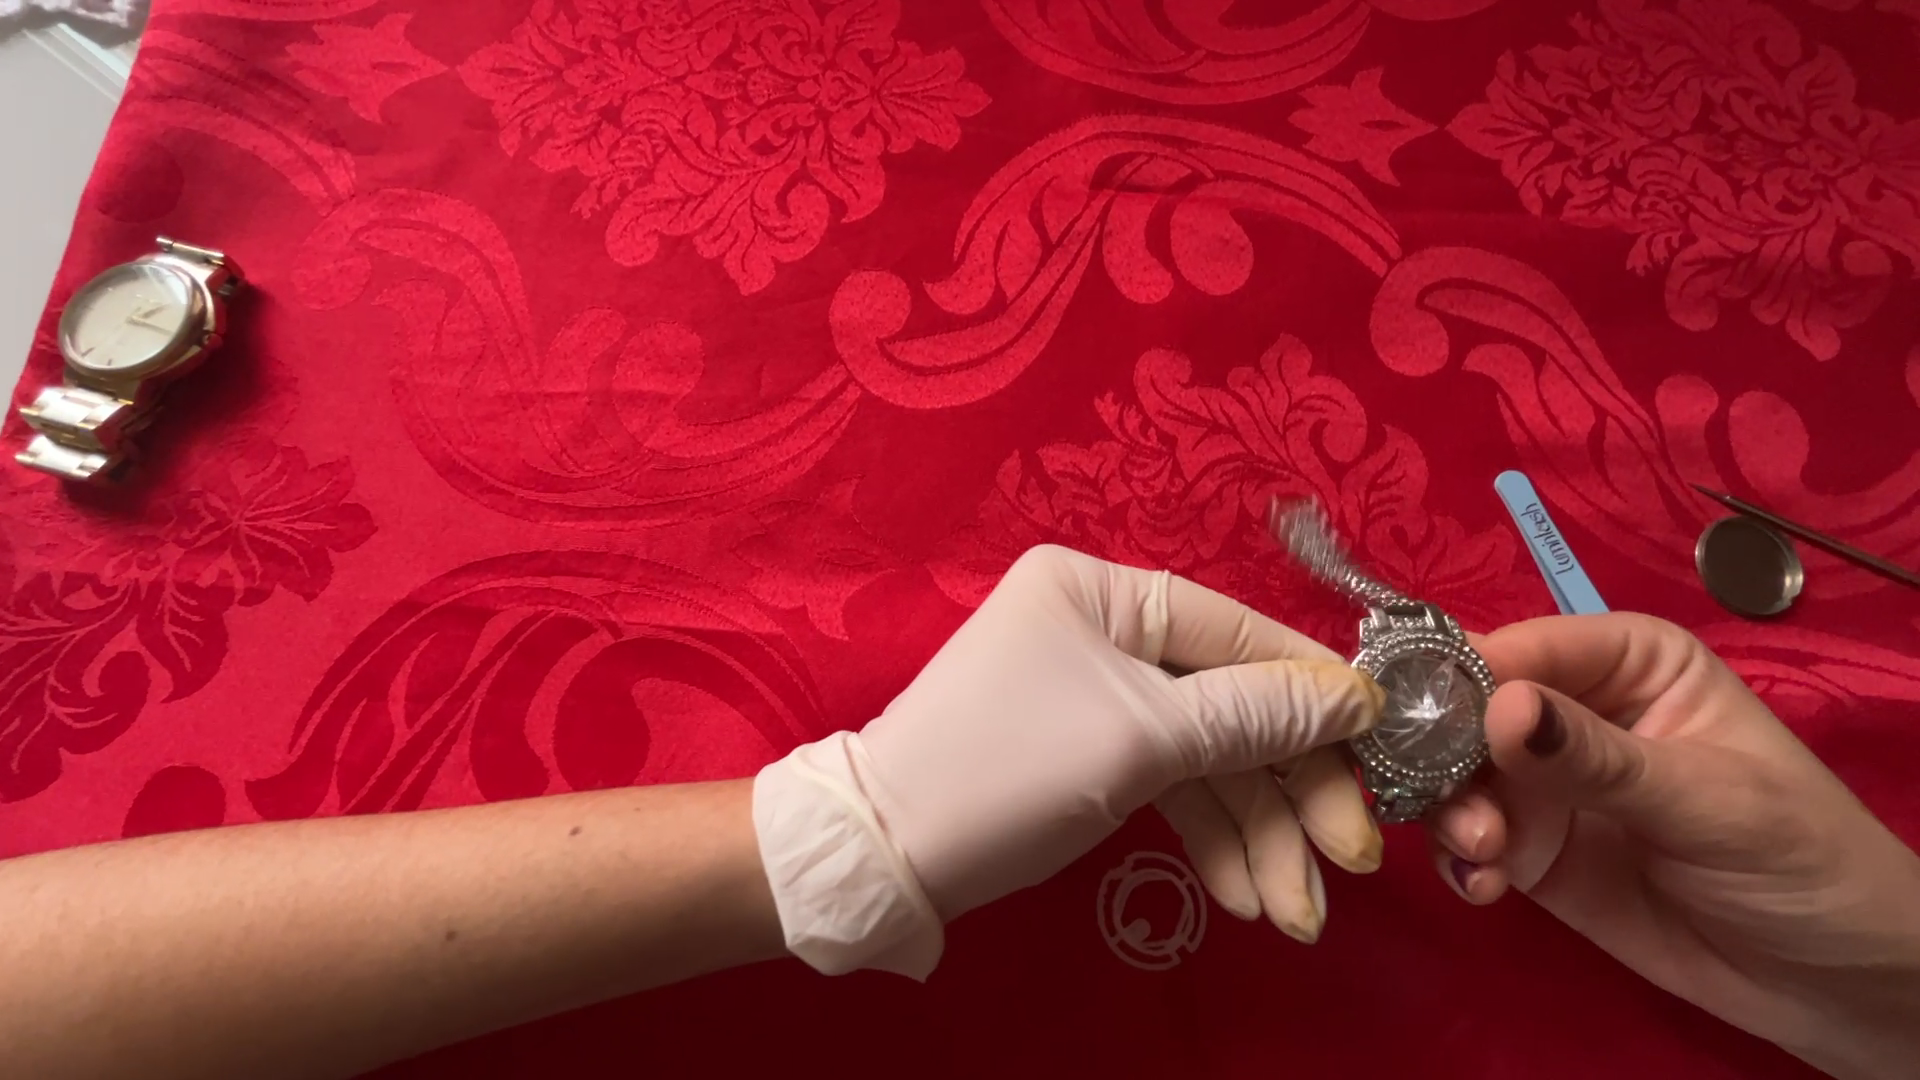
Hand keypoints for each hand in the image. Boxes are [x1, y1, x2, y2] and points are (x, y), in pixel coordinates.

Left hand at [753, 545, 1384, 977]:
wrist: (891, 853)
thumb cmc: (1011, 768)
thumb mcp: (1141, 737)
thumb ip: (1253, 714)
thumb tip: (1354, 694)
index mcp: (1096, 588)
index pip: (1229, 627)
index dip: (1308, 687)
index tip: (1381, 744)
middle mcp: (1097, 625)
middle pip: (1223, 698)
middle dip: (1285, 786)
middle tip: (1348, 862)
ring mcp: (1095, 689)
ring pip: (1202, 752)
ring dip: (1253, 829)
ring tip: (1294, 912)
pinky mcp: (1090, 746)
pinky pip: (1167, 779)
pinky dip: (1207, 832)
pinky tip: (1245, 893)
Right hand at [1427, 613, 1919, 1079]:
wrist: (1838, 990)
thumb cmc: (1807, 866)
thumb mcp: (1711, 804)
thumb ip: (1597, 757)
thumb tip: (1499, 707)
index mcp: (1618, 663)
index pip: (1517, 648)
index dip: (1461, 673)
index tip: (1417, 715)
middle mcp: (1558, 706)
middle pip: (1459, 706)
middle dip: (1438, 751)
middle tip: (1450, 797)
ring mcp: (1530, 774)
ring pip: (1444, 768)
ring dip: (1446, 808)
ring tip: (1483, 851)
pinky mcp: (1516, 835)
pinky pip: (1456, 831)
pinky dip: (1457, 855)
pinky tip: (1485, 885)